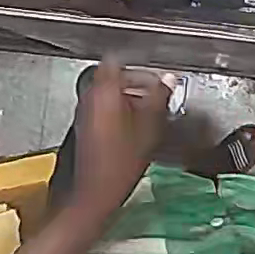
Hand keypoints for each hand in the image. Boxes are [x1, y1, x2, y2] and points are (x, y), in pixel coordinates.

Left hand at [71, 59, 169, 217]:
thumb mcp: (148, 127)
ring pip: (109, 92)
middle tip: (157, 95)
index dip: (138, 66)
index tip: (155, 76)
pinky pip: (104, 107)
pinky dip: (119, 109)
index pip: (117, 62)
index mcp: (104, 92)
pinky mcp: (85, 125)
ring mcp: (85, 111)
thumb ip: (159, 98)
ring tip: (149, 112)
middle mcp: (90, 97)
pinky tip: (135, 126)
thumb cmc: (121, 160)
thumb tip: (169, 80)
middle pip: (114, 76)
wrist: (96, 191)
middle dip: (137, 82)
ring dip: (129, 97)